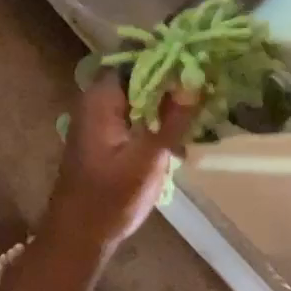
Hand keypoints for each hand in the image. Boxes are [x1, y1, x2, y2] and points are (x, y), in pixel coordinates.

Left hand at [38, 72, 196, 256]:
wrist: (78, 235)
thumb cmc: (109, 198)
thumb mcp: (147, 159)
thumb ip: (172, 119)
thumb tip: (194, 79)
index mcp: (101, 98)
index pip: (138, 59)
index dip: (170, 55)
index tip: (204, 56)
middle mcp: (98, 102)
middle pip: (141, 77)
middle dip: (175, 80)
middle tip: (212, 82)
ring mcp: (101, 121)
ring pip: (141, 99)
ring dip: (170, 103)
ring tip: (207, 105)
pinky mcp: (108, 139)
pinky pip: (137, 118)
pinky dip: (159, 122)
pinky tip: (185, 135)